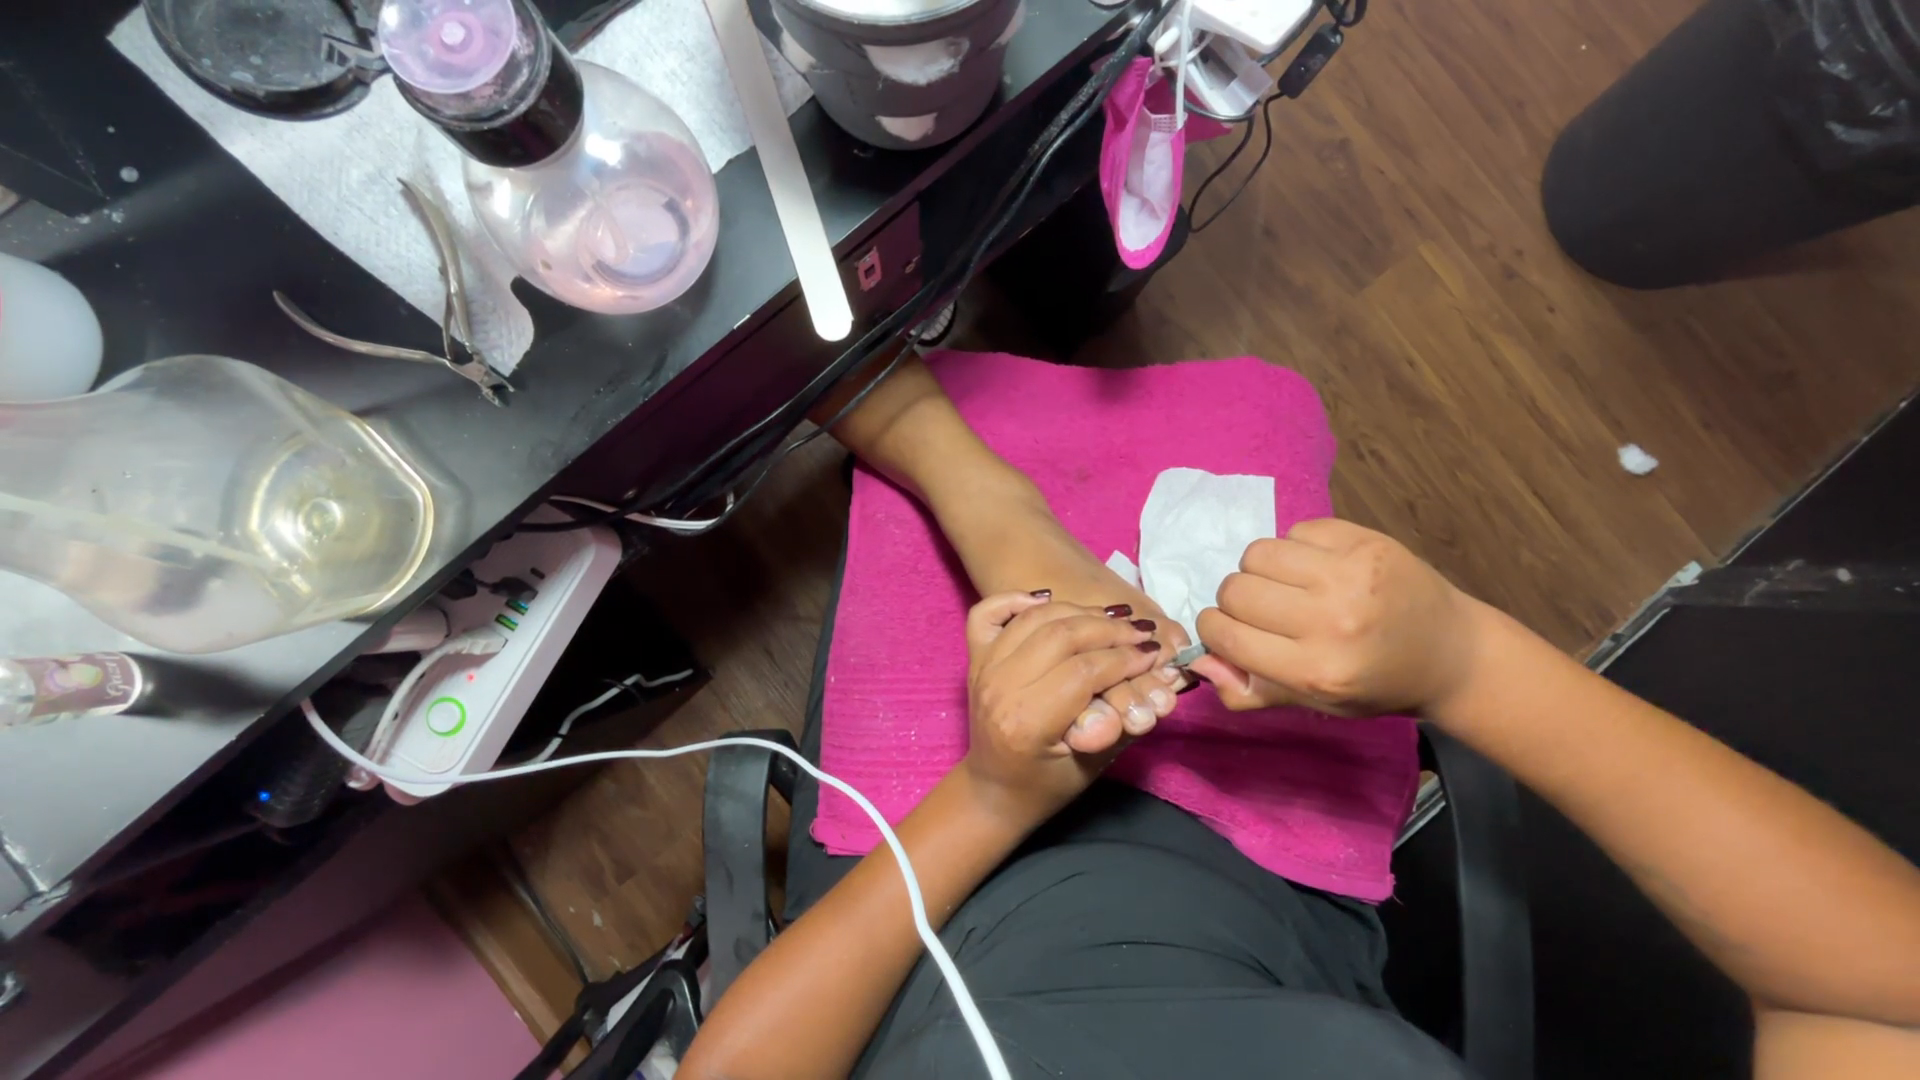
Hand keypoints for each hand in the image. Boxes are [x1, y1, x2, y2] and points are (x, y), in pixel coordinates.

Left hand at [959, 593, 1168, 826]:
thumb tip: (1155, 678)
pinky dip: (1015, 599)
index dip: (1125, 658)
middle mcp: (1000, 687)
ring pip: (1034, 617)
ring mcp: (982, 668)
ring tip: (1114, 618)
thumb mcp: (1092, 764)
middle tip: (1141, 633)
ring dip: (1078, 610)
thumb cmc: (1047, 783)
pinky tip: (1047, 598)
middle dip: (1110, 629)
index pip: (1083, 670)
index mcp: (1026, 721)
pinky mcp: (974, 658)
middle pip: (1061, 634)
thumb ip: (1122, 721)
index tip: (1154, 655)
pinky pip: (988, 612)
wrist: (994, 791)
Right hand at [1189, 519, 1483, 716]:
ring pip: (1257, 553)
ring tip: (1287, 585)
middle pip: (1235, 589)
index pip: (1226, 635)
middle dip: (1235, 601)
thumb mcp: (1312, 704)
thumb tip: (1198, 658)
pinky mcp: (1365, 541)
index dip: (1216, 630)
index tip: (1231, 631)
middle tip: (1263, 611)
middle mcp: (1332, 621)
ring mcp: (1350, 575)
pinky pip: (1295, 531)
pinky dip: (1296, 549)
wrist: (1454, 654)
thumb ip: (1247, 690)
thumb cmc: (1375, 685)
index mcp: (1316, 671)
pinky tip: (1318, 568)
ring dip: (1261, 570)